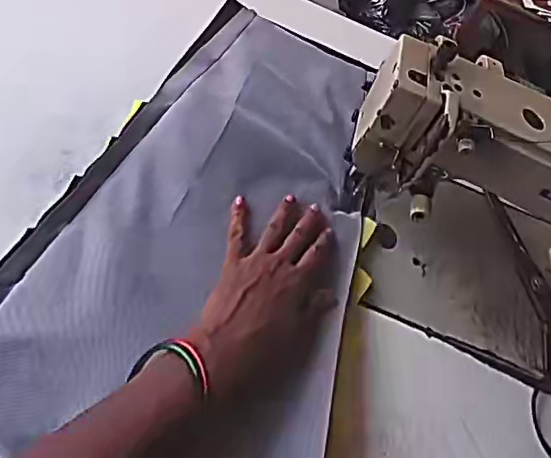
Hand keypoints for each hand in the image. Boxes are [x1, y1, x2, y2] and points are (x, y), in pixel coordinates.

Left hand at [184, 195, 337, 399]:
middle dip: (309, 222)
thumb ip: (312, 310)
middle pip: (298, 237)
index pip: (316, 256)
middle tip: (316, 208)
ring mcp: (255, 260)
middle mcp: (279, 264)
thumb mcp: (294, 335)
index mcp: (296, 282)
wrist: (220, 352)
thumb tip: (330, 294)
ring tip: (291, 198)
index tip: (329, 231)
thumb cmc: (261, 350)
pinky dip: (238, 217)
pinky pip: (237, 235)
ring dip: (283, 213)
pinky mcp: (233, 262)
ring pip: (273, 229)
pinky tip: (240, 201)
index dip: (324, 242)